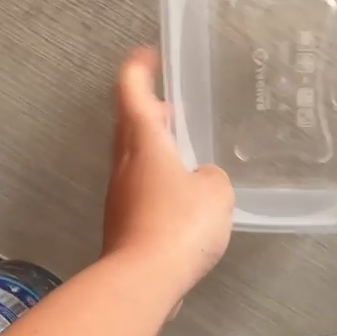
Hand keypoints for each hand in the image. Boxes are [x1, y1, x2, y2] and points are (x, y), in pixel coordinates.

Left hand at [102, 47, 234, 293]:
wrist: (143, 280)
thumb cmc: (179, 226)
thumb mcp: (216, 193)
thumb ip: (213, 177)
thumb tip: (202, 181)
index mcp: (144, 141)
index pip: (132, 89)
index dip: (139, 68)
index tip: (149, 55)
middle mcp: (125, 163)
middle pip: (129, 124)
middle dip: (148, 111)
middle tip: (172, 109)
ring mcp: (120, 195)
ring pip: (133, 159)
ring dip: (153, 149)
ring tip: (183, 154)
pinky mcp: (124, 224)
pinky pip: (140, 191)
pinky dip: (157, 183)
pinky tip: (181, 199)